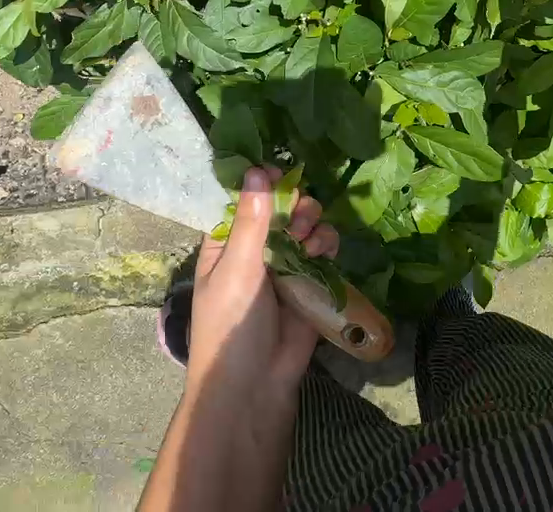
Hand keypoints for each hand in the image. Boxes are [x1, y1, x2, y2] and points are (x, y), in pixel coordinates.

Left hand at [188, 165, 338, 384]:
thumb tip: (256, 170)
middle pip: (280, 207)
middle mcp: (254, 249)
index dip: (261, 182)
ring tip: (308, 237)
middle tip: (298, 214)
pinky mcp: (309, 279)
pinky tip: (324, 251)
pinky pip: (323, 248)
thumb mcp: (236, 267)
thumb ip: (251, 219)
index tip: (278, 171)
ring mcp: (283, 264)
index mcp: (225, 244)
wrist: (256, 382)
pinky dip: (326, 242)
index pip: (243, 199)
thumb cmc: (232, 323)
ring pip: (304, 224)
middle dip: (293, 203)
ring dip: (311, 221)